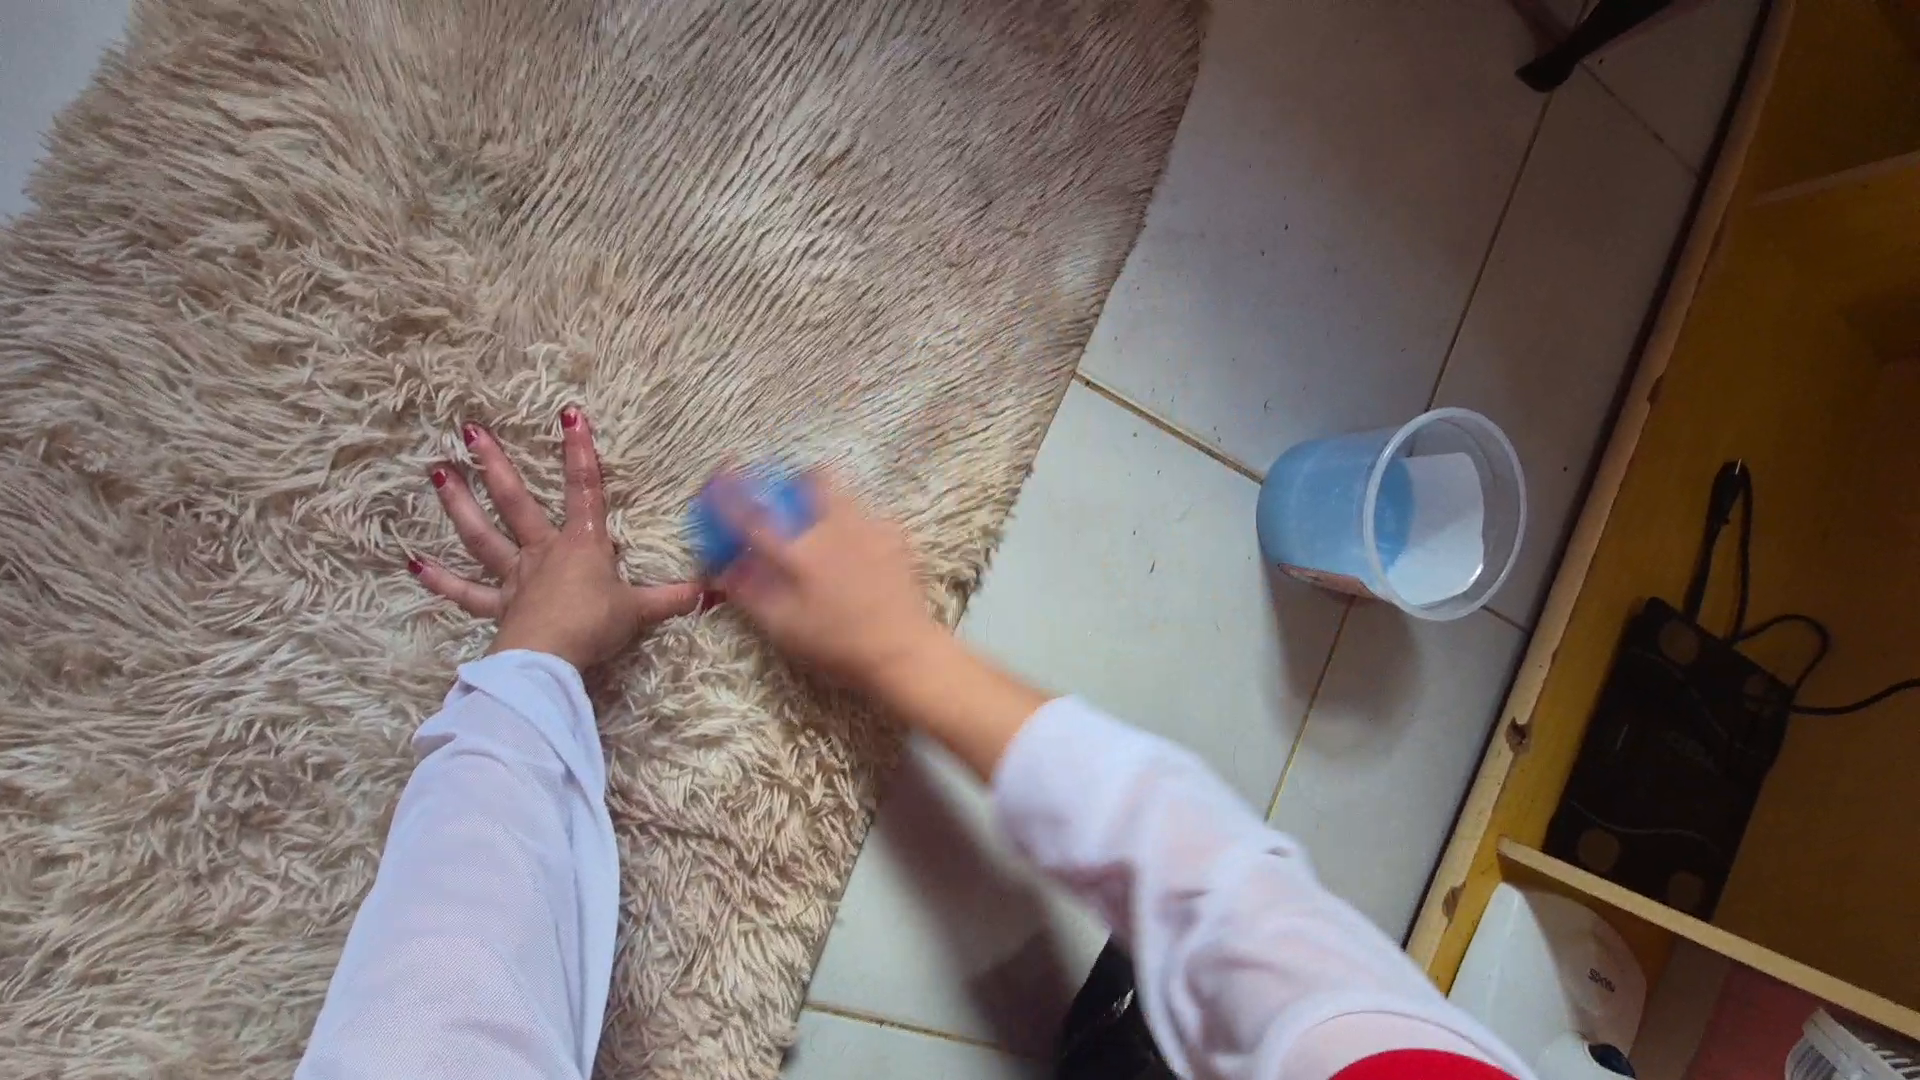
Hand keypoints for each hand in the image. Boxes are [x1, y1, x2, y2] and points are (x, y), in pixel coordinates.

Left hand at [411, 406, 701, 671]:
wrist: (550, 659)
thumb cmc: (595, 624)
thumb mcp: (641, 611)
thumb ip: (671, 598)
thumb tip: (712, 592)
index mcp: (582, 545)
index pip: (586, 490)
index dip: (580, 452)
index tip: (569, 415)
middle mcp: (543, 552)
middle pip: (517, 502)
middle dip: (495, 465)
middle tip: (470, 431)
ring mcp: (515, 577)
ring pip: (482, 536)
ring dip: (458, 504)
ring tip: (437, 472)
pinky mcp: (498, 607)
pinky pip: (465, 592)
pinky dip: (441, 579)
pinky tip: (413, 563)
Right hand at [710, 468, 1045, 779]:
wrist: (901, 651)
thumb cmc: (836, 645)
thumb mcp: (782, 626)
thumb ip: (749, 591)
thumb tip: (724, 566)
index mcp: (799, 553)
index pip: (755, 514)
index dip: (733, 494)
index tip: (722, 478)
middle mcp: (834, 529)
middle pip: (817, 478)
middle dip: (800, 480)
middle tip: (792, 499)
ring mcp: (871, 529)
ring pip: (847, 493)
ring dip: (830, 499)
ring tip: (827, 528)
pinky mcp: (897, 538)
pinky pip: (871, 517)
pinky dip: (858, 525)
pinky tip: (860, 551)